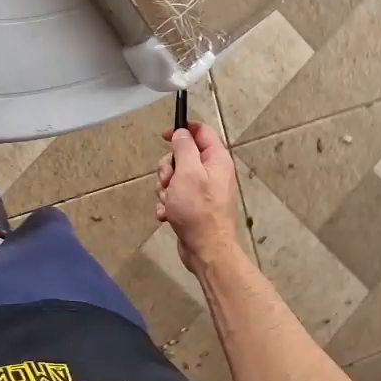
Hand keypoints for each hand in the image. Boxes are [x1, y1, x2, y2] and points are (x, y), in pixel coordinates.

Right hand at [156, 122, 242, 272]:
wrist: (206, 250)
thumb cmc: (198, 209)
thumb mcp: (188, 172)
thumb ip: (184, 148)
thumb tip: (181, 133)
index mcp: (216, 159)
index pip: (201, 131)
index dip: (182, 130)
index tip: (164, 137)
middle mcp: (212, 172)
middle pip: (183, 156)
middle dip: (168, 169)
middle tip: (168, 182)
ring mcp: (203, 191)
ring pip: (175, 178)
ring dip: (166, 190)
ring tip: (170, 203)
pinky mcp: (193, 208)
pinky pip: (175, 198)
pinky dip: (168, 205)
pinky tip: (168, 215)